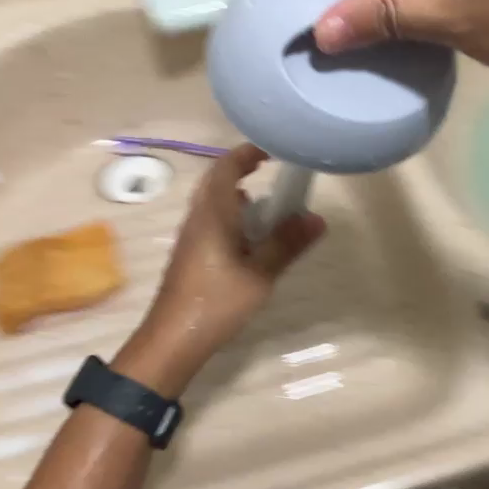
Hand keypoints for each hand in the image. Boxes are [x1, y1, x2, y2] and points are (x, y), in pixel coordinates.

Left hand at [113, 145, 325, 395]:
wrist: (172, 340)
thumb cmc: (215, 302)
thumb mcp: (259, 274)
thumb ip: (286, 244)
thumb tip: (316, 218)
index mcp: (213, 214)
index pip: (226, 167)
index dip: (248, 153)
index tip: (273, 148)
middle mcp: (198, 217)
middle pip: (217, 181)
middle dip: (243, 171)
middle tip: (273, 172)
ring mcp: (191, 236)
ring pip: (214, 203)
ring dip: (238, 196)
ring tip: (268, 208)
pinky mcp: (191, 255)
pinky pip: (212, 221)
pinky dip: (233, 217)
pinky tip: (250, 241)